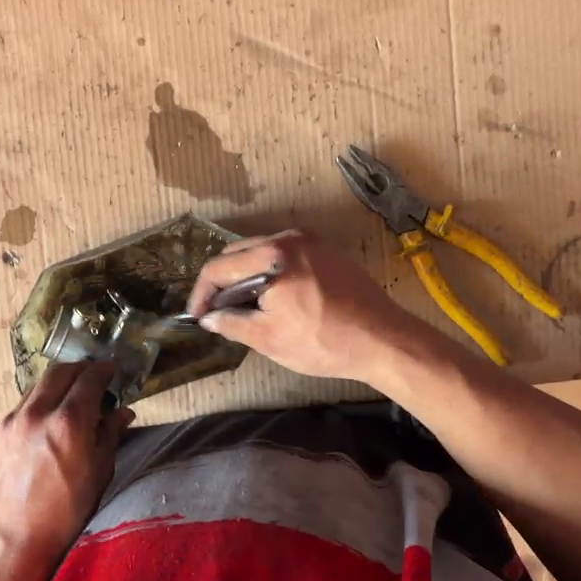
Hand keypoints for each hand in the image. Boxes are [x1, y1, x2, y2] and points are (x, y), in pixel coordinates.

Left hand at [0, 360, 134, 561]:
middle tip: (92, 378)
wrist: (13, 537)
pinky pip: (21, 408)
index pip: (89, 379)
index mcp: (68, 423)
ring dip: (56, 386)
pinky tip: (45, 426)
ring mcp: (11, 421)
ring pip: (37, 387)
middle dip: (79, 369)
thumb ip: (110, 435)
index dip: (104, 370)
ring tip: (69, 402)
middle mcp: (37, 413)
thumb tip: (123, 412)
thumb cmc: (65, 512)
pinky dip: (38, 406)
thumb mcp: (99, 474)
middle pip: (59, 372)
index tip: (112, 370)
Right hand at [188, 229, 435, 382]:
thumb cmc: (323, 341)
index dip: (201, 293)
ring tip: (244, 307)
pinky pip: (283, 255)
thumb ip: (231, 323)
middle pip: (237, 253)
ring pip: (260, 252)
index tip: (198, 315)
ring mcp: (310, 242)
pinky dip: (269, 272)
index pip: (218, 267)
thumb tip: (209, 318)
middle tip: (218, 312)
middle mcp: (288, 238)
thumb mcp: (268, 339)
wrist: (382, 339)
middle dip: (222, 281)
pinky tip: (272, 298)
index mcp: (271, 257)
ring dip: (245, 276)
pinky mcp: (326, 250)